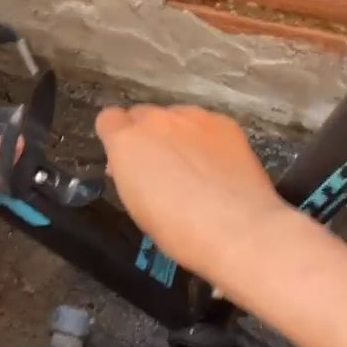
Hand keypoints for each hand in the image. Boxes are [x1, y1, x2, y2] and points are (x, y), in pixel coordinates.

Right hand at [95, 105, 291, 277]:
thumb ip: (130, 174)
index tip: (126, 160)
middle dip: (146, 136)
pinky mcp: (224, 123)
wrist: (238, 230)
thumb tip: (134, 165)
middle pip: (142, 115)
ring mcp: (193, 117)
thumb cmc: (178, 231)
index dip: (116, 137)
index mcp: (126, 141)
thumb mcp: (137, 206)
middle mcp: (156, 120)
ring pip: (175, 117)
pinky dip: (206, 139)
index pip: (108, 119)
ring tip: (196, 167)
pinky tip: (219, 166)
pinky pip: (206, 124)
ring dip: (177, 134)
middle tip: (162, 167)